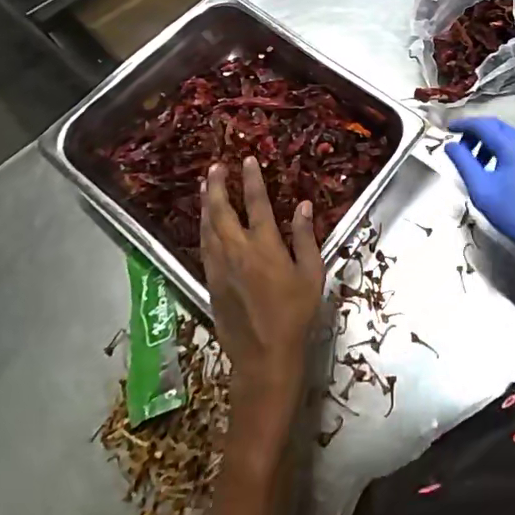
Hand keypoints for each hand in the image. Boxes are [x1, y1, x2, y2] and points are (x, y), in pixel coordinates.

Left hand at [201, 157, 323, 416]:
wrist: (264, 355)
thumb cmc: (294, 315)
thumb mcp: (311, 275)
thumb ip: (305, 238)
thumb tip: (304, 206)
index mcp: (264, 245)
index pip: (256, 202)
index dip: (252, 179)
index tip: (248, 160)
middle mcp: (237, 249)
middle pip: (221, 209)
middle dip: (217, 184)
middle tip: (215, 166)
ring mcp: (220, 264)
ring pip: (207, 225)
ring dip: (205, 202)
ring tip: (203, 185)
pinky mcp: (210, 279)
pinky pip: (204, 245)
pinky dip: (203, 226)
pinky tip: (203, 221)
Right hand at [444, 117, 514, 290]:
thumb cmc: (511, 212)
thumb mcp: (480, 188)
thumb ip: (462, 162)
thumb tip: (449, 145)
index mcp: (511, 146)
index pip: (482, 124)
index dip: (462, 124)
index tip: (447, 129)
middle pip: (495, 125)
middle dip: (474, 131)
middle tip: (458, 144)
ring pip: (506, 135)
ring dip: (486, 140)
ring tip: (474, 161)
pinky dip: (499, 148)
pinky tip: (492, 167)